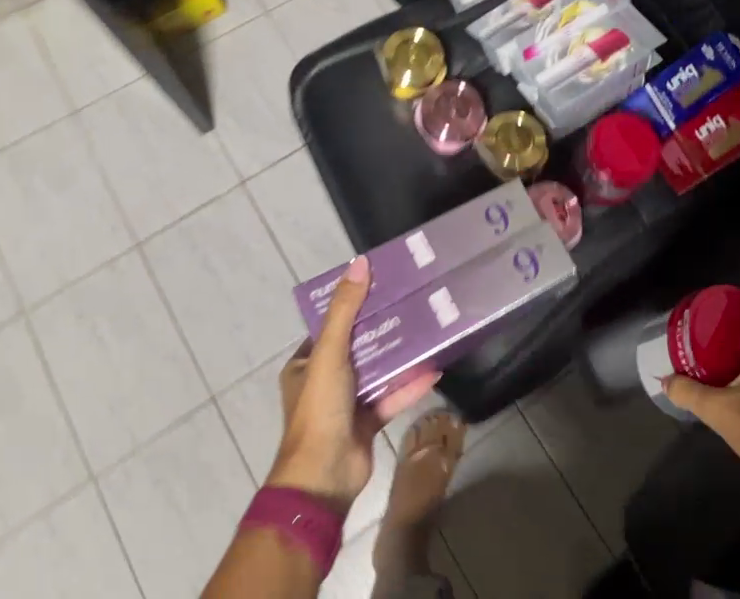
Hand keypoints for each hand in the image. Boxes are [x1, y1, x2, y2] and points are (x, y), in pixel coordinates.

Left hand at [267, 255, 439, 507]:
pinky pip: (391, 396)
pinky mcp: (368, 422)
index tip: (382, 285)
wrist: (324, 476)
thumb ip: (345, 311)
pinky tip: (434, 368)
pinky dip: (409, 384)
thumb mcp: (330, 352)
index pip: (331, 326)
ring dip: (398, 355)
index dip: (353, 305)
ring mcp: (347, 403)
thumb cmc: (320, 409)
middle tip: (412, 303)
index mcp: (306, 364)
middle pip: (357, 346)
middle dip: (382, 328)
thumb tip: (360, 264)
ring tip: (427, 329)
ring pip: (377, 371)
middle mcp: (325, 380)